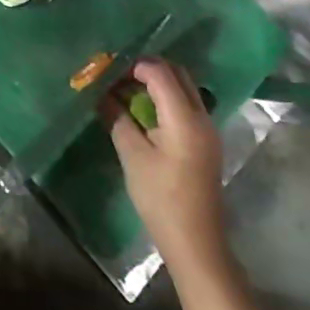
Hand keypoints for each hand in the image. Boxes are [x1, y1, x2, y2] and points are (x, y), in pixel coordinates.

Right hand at [104, 58, 226, 269]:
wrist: (196, 243)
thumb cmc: (161, 199)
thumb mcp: (132, 156)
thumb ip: (117, 118)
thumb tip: (102, 95)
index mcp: (184, 118)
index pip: (160, 73)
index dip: (134, 66)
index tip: (110, 71)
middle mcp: (202, 116)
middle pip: (177, 74)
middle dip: (147, 69)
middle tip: (118, 77)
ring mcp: (207, 128)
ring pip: (184, 88)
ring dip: (157, 83)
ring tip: (127, 93)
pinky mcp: (206, 141)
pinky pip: (187, 104)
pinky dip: (166, 99)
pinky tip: (145, 113)